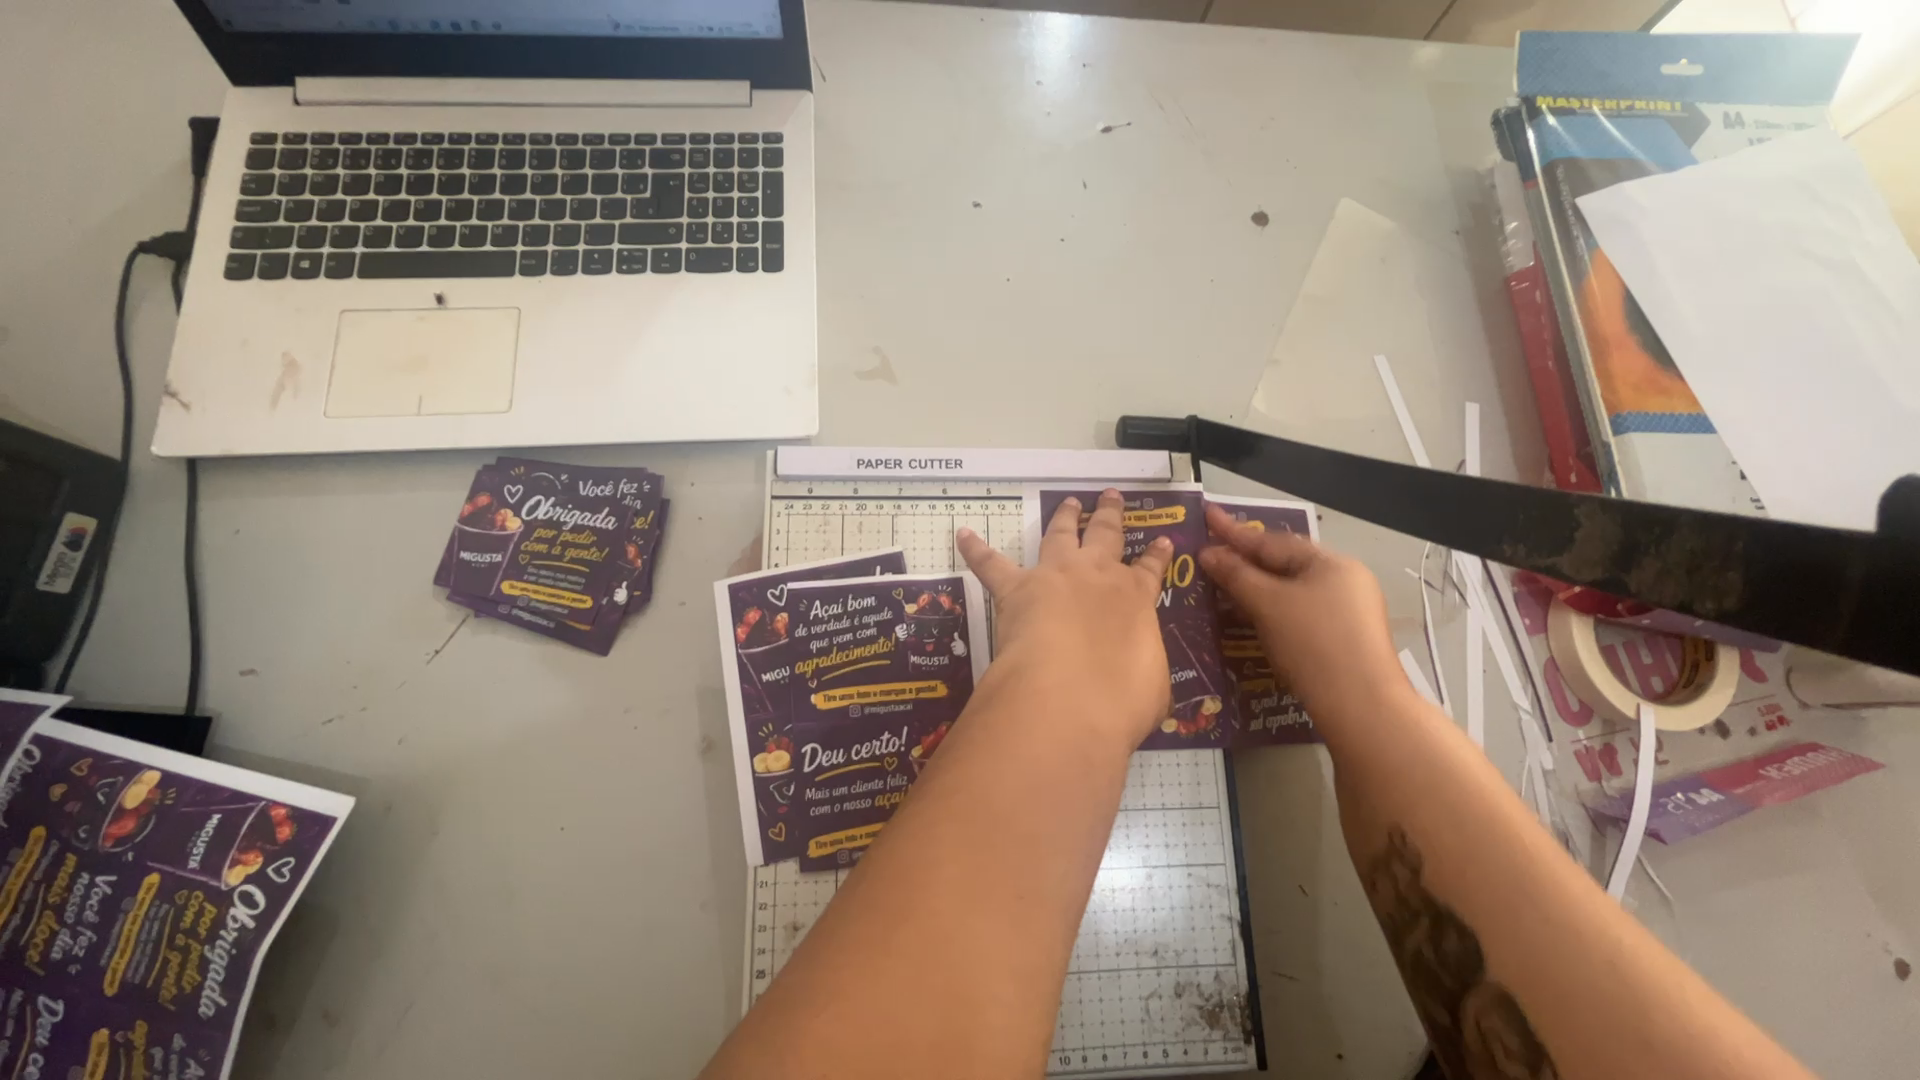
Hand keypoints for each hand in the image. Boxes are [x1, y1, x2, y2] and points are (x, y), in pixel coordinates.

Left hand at [958, 490, 1173, 746]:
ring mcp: (1055, 576)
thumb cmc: (1119, 699)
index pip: (1150, 570)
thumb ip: (1146, 672)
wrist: (1068, 696)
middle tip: (1110, 497)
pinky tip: (963, 535)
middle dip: (1109, 515)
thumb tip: (1140, 679)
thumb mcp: (1153, 690)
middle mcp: (1097, 576)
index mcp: (1135, 599)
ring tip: (1067, 502)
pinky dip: (975, 549)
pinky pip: (991, 564)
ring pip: (1059, 534)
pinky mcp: (1016, 589)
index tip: (1163, 541)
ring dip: (1063, 517)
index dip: (1157, 556)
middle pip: (1106, 534)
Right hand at [1198, 504, 1402, 717]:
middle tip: (1208, 556)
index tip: (1206, 516)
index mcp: (1330, 563)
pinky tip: (1247, 619)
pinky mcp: (1342, 640)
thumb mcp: (1268, 604)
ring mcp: (1346, 612)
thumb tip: (1208, 553)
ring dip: (1253, 589)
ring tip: (1219, 588)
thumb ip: (1236, 575)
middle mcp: (1343, 581)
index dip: (1234, 532)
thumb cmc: (1312, 644)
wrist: (1361, 707)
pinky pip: (1297, 613)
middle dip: (1243, 561)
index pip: (1272, 542)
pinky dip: (1269, 611)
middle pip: (1283, 564)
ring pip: (1289, 591)